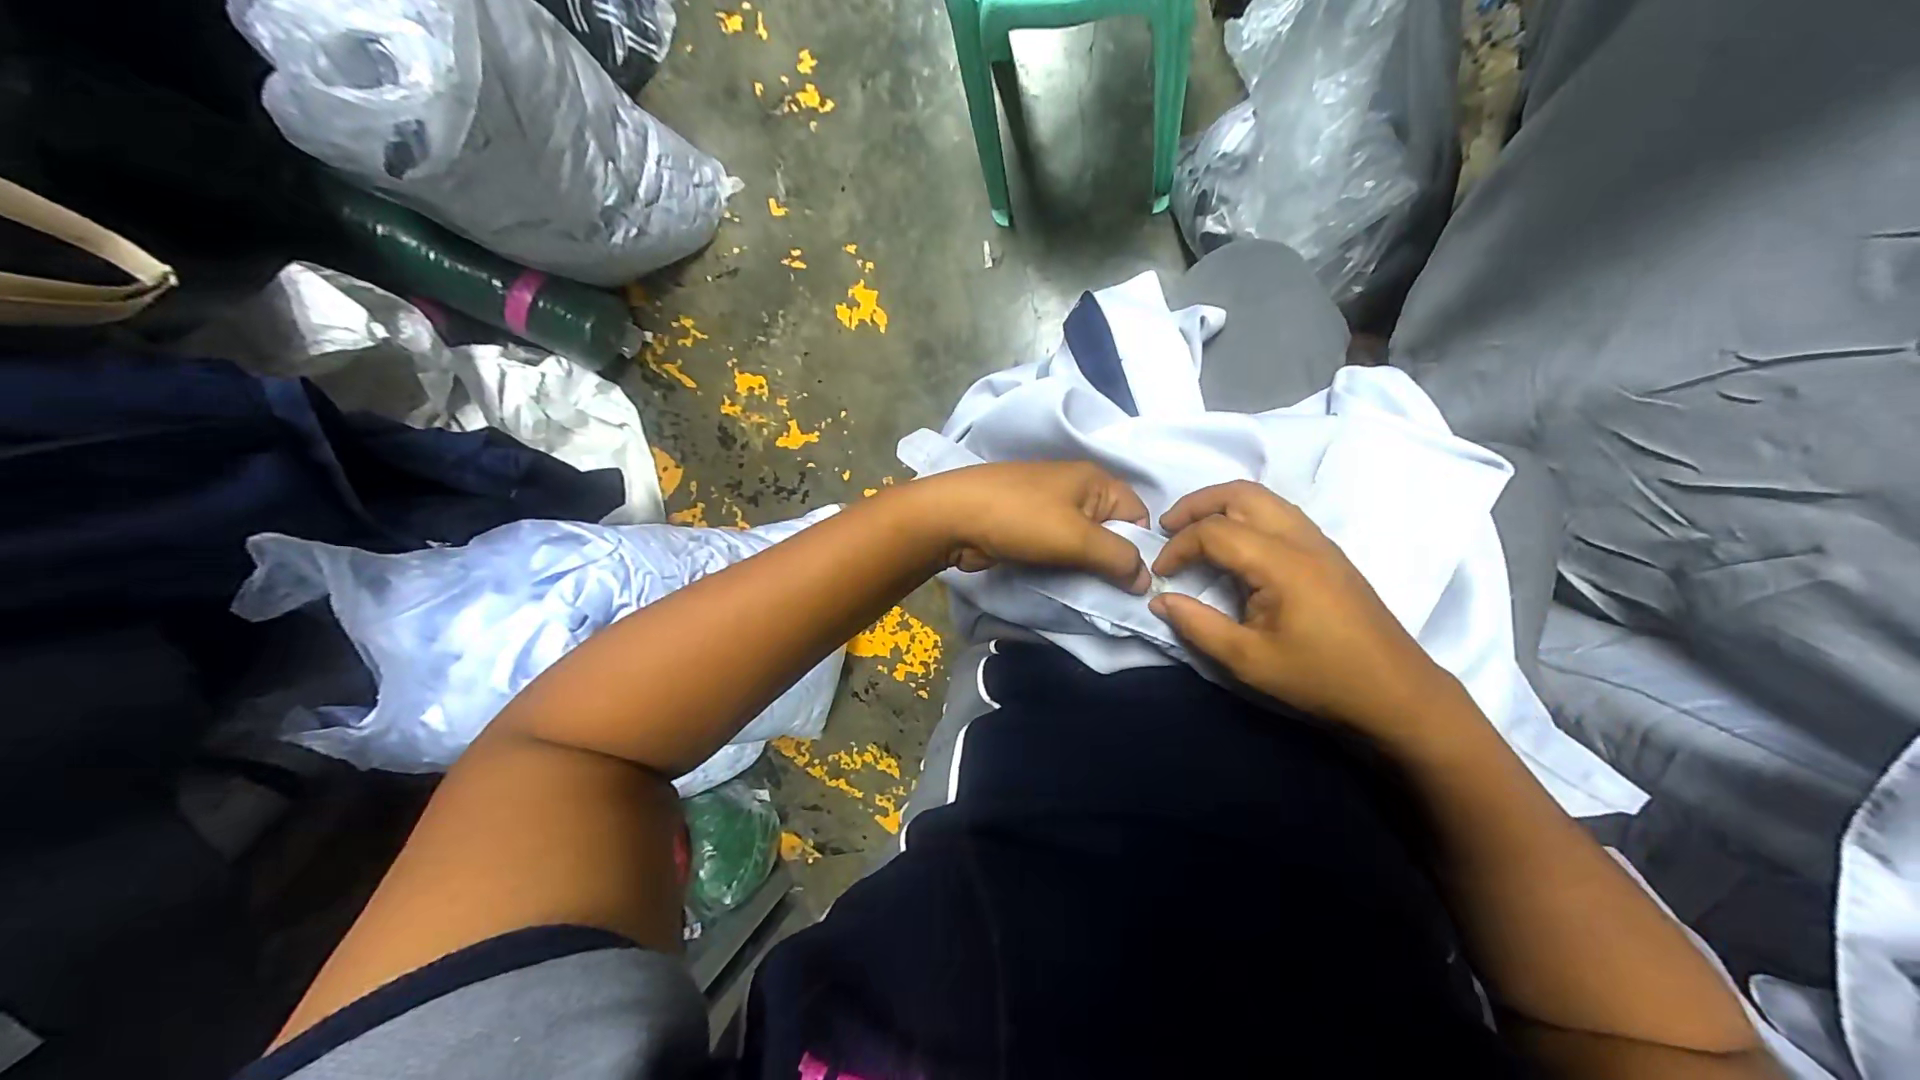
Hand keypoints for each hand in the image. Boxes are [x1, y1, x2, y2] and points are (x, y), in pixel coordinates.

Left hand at [904, 462, 1150, 591]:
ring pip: (1084, 542)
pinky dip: (1064, 564)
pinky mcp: (1029, 525)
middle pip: (1112, 529)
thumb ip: (1118, 558)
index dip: (1141, 548)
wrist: (953, 516)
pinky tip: (1063, 582)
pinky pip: (1059, 547)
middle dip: (1114, 560)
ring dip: (1088, 566)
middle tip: (1115, 594)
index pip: (1138, 515)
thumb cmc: (1021, 520)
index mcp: (1095, 480)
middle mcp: (1077, 488)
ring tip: (1089, 591)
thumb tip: (1146, 580)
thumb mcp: (1078, 539)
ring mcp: (1050, 506)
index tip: (1137, 583)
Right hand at [1148, 481, 1467, 741]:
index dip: (1178, 547)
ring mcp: (1319, 542)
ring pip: (1263, 498)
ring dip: (1222, 505)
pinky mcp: (1328, 553)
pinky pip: (1279, 513)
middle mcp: (1302, 540)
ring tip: (1194, 530)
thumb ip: (1198, 626)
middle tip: (1167, 528)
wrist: (1396, 692)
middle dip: (1197, 505)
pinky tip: (1234, 544)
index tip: (1160, 575)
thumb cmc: (1320, 678)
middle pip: (1241, 494)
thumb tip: (1160, 600)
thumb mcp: (1248, 661)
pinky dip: (1246, 514)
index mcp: (1282, 564)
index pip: (1215, 531)